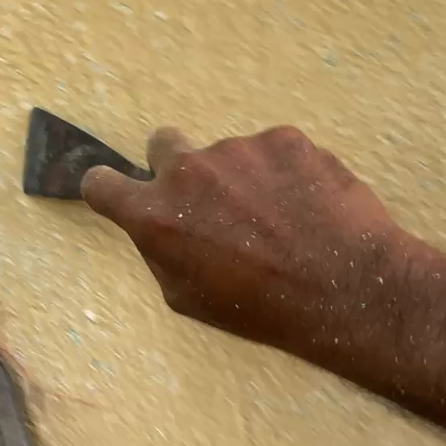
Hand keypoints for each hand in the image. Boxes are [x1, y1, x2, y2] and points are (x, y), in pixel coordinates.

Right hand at [81, 125, 420, 357]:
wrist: (345, 290)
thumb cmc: (259, 307)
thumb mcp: (187, 298)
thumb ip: (161, 252)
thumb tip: (160, 228)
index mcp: (154, 216)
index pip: (100, 183)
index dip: (107, 188)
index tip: (119, 193)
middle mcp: (186, 171)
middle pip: (161, 143)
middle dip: (176, 166)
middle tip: (210, 200)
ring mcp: (237, 148)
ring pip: (227, 154)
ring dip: (240, 177)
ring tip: (277, 217)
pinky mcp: (284, 138)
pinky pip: (271, 151)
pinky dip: (282, 172)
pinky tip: (305, 205)